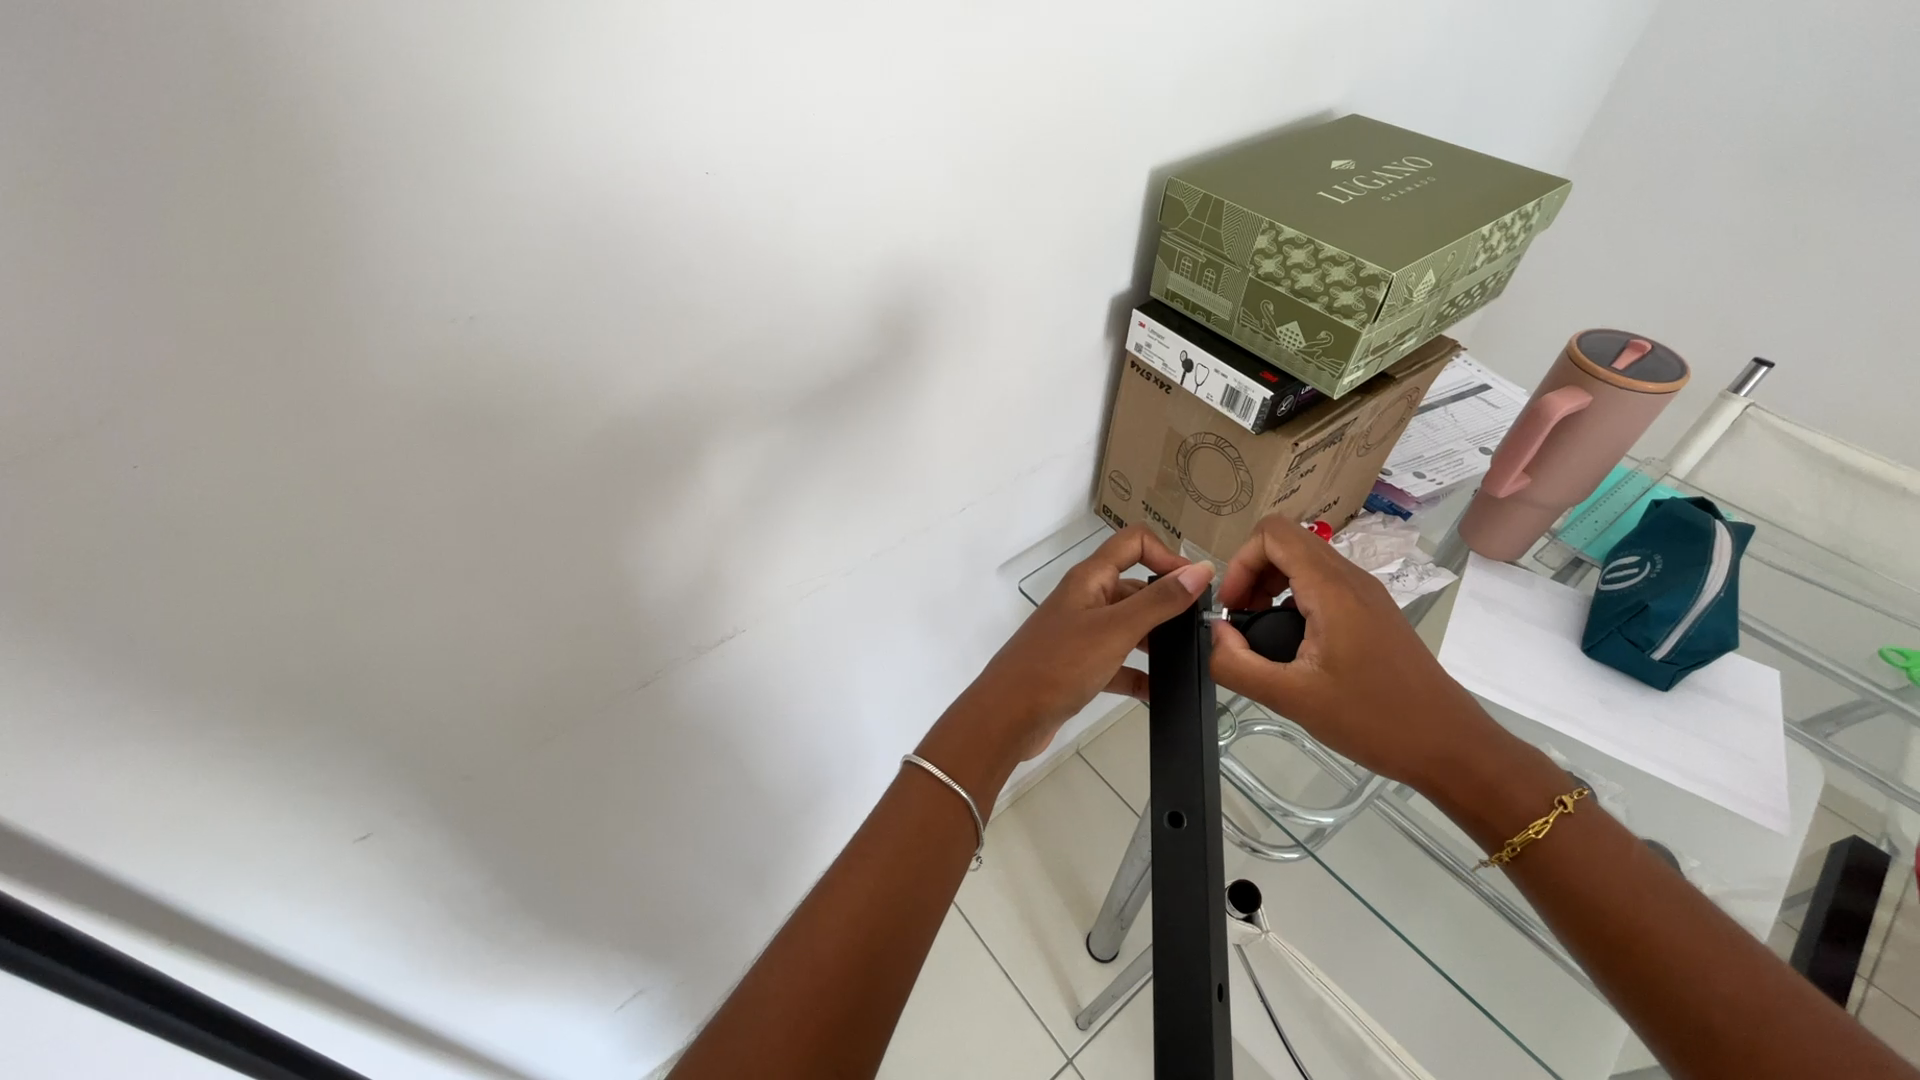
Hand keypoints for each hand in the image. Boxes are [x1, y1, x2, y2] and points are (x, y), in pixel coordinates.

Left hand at [965, 526, 1215, 761]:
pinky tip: (1159, 692)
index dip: (1167, 555)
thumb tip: (1201, 570)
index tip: (1196, 585)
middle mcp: (1085, 600)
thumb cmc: (1058, 665)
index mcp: (1090, 579)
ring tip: (1190, 661)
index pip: (1134, 543)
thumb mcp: (1115, 629)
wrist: (1008, 716)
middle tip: (1203, 630)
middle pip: (1135, 587)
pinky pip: (1118, 664)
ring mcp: (1081, 635)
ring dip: (1157, 641)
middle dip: (1169, 604)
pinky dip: (1138, 675)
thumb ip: (1159, 601)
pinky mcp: (1079, 668)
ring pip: (1129, 627)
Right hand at [1209, 514, 1498, 786]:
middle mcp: (1351, 580)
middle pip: (1286, 542)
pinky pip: (1322, 585)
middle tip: (1241, 622)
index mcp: (1332, 590)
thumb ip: (1237, 665)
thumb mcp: (1291, 699)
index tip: (1232, 610)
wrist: (1449, 745)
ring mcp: (1366, 595)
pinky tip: (1292, 645)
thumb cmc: (1374, 720)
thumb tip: (1216, 634)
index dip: (1240, 563)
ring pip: (1305, 562)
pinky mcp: (1373, 614)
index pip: (1272, 534)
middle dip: (1251, 574)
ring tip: (1261, 635)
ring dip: (1271, 586)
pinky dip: (1294, 600)